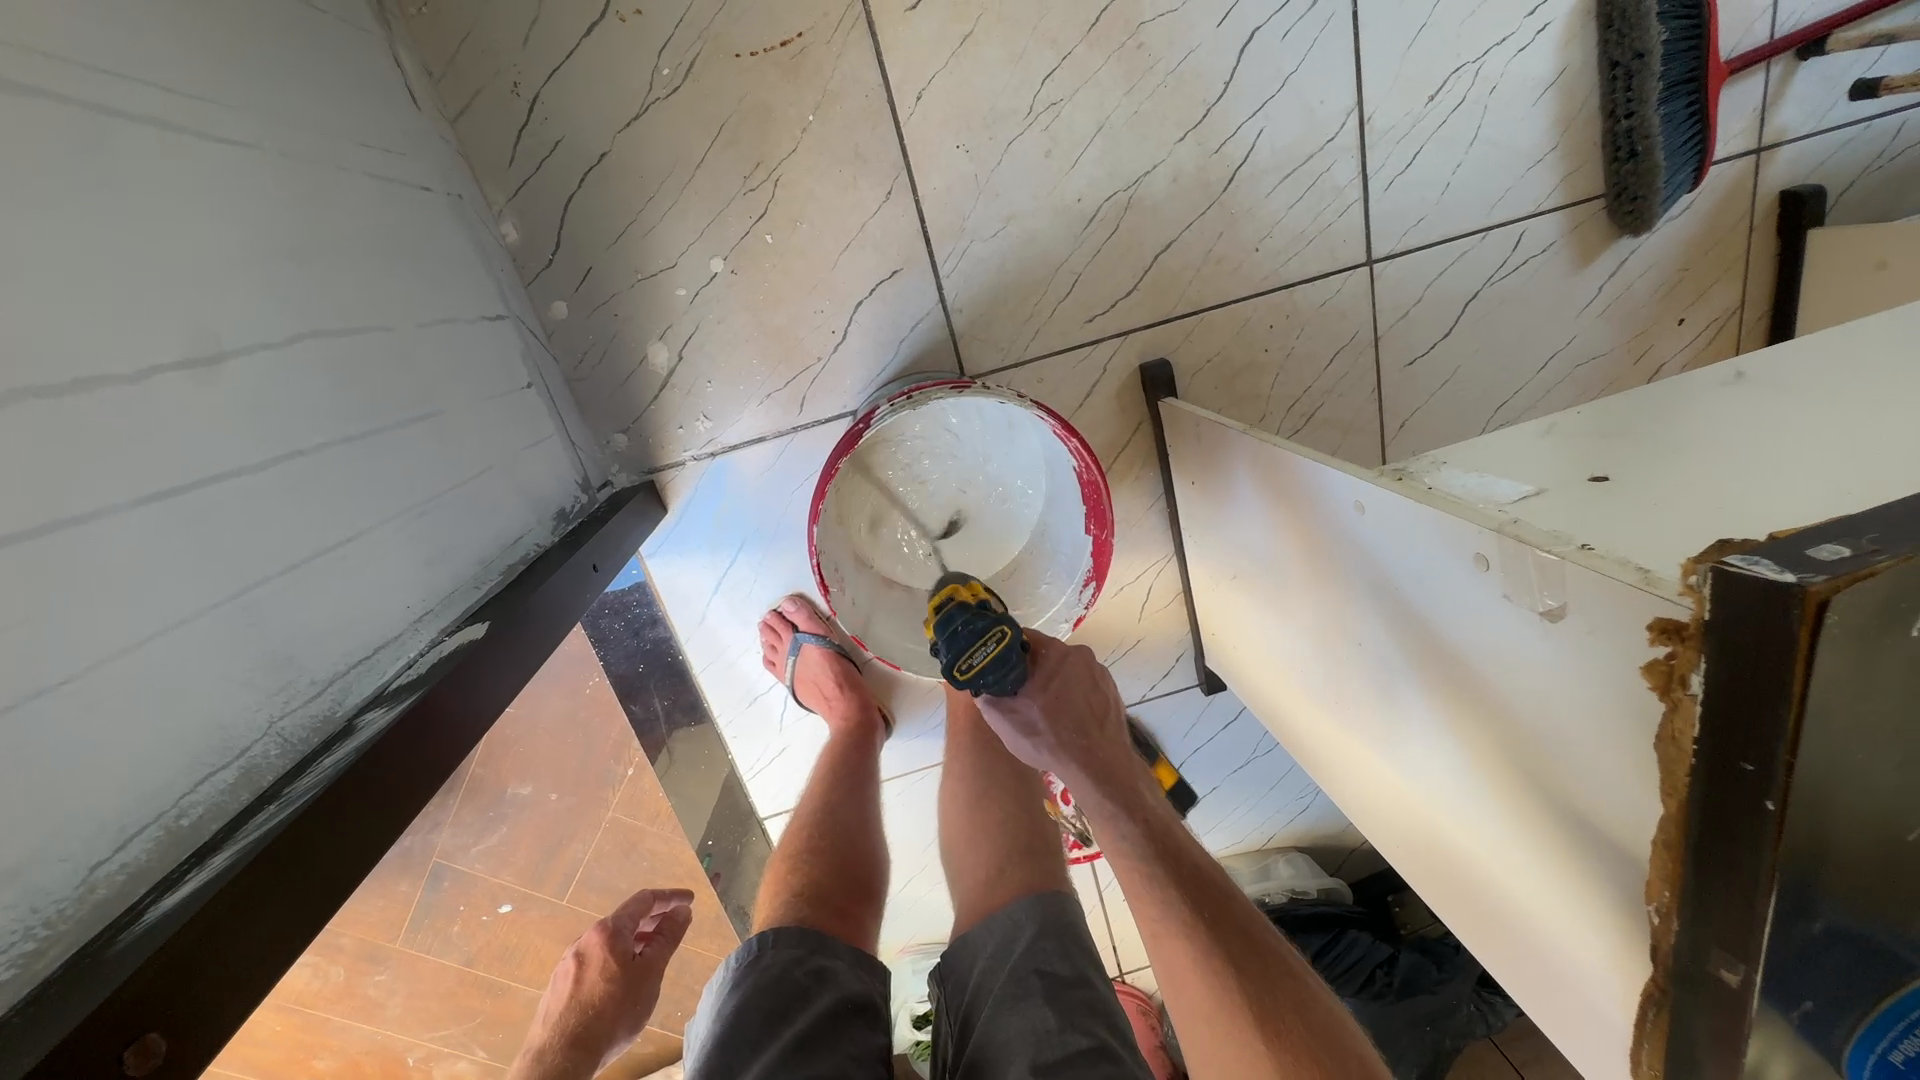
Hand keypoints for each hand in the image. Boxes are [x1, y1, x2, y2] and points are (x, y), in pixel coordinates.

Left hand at [509, 888, 694, 1079]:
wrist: (560, 1058)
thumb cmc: (613, 1013)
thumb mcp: (650, 973)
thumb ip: (667, 938)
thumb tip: (681, 911)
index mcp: (608, 931)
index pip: (644, 901)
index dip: (670, 897)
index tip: (689, 900)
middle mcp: (585, 939)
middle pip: (624, 920)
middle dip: (652, 920)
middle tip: (674, 926)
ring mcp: (569, 962)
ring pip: (608, 942)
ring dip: (633, 941)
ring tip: (651, 955)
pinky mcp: (560, 984)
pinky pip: (594, 960)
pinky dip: (615, 959)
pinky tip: (621, 981)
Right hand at [974, 632, 1142, 796]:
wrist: (1098, 766)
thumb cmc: (1048, 737)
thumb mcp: (1002, 718)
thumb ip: (985, 693)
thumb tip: (979, 683)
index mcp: (1053, 650)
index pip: (1021, 638)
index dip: (1006, 654)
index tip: (999, 672)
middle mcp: (1079, 653)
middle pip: (1045, 655)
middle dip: (1031, 672)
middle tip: (1020, 697)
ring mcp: (1099, 672)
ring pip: (1066, 671)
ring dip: (1054, 685)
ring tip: (1047, 713)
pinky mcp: (1111, 690)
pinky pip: (1084, 686)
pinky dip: (1074, 697)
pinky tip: (1069, 720)